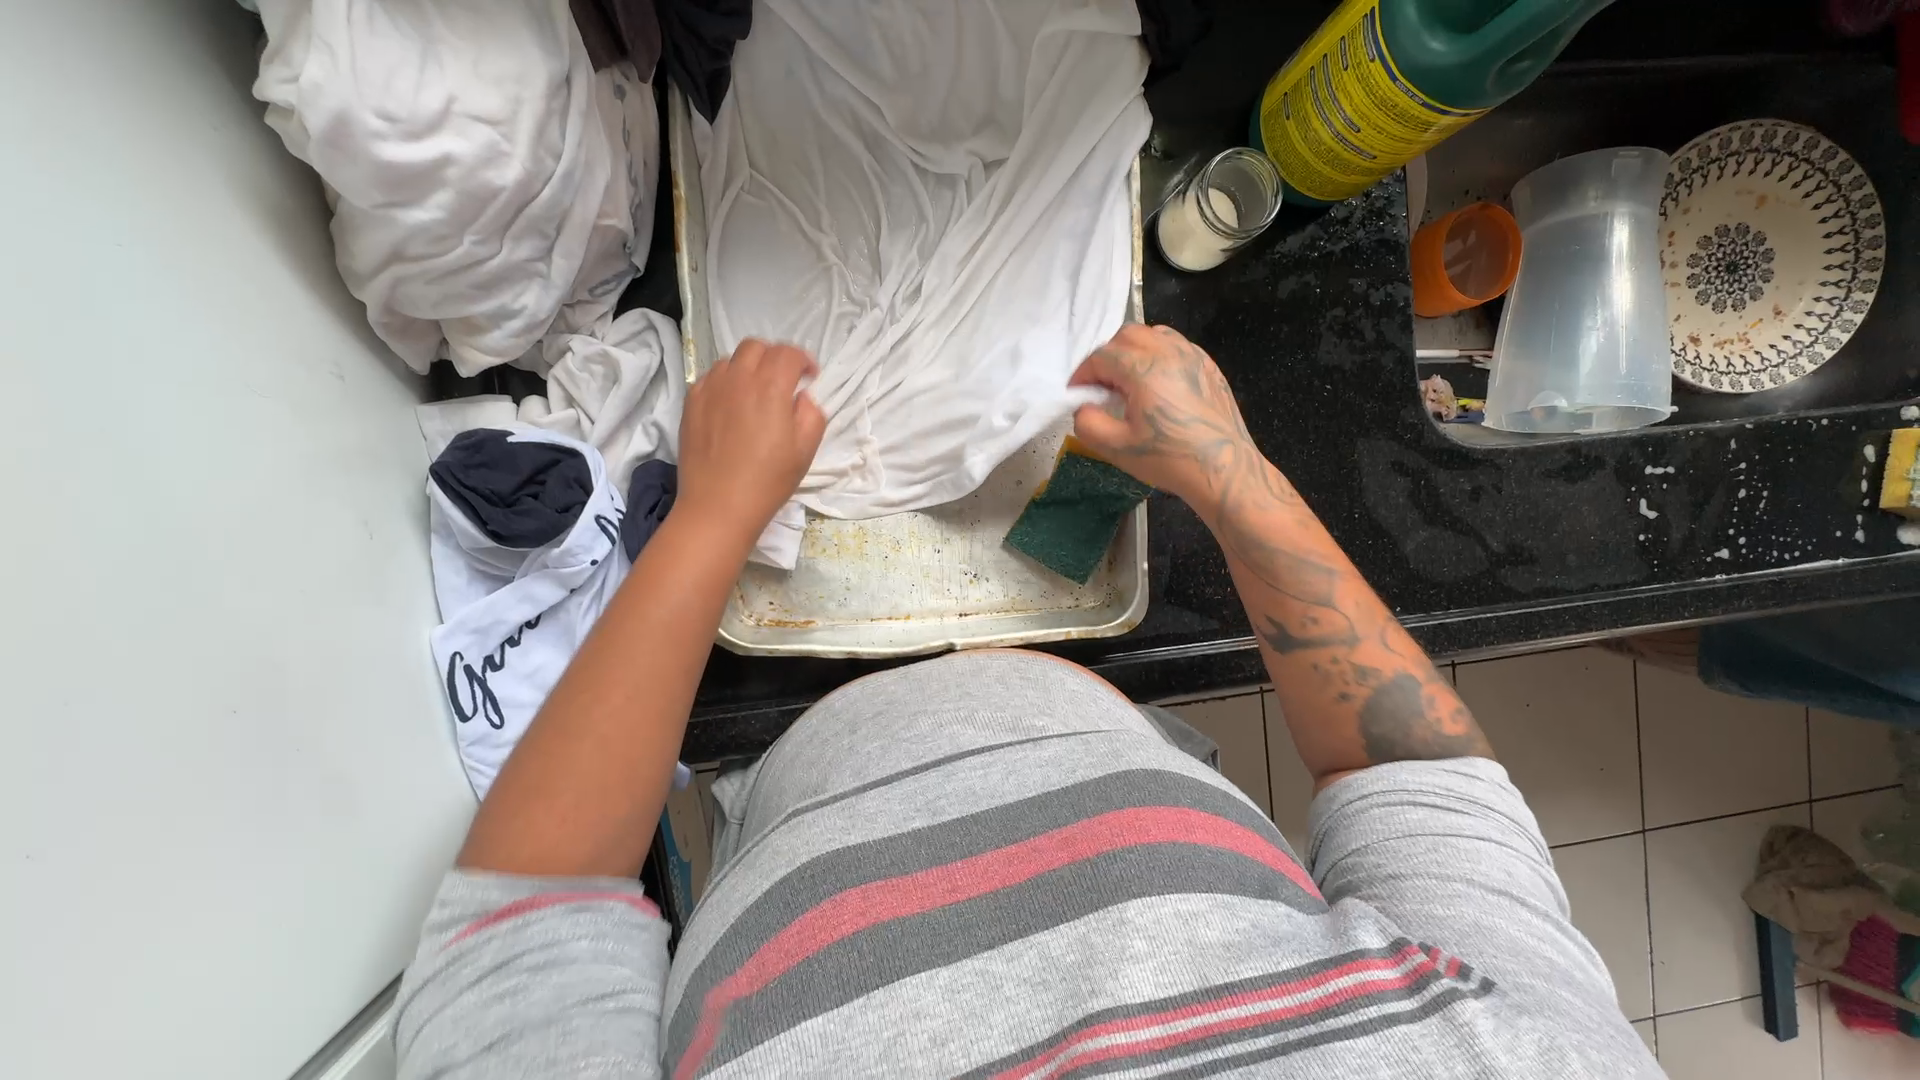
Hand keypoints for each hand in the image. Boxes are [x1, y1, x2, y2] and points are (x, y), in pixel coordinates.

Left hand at [674, 339, 826, 548]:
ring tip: (755, 392)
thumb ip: (811, 414)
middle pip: (757, 347)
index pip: (788, 353)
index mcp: (771, 386)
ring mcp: (710, 388)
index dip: (803, 360)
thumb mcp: (805, 450)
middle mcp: (738, 378)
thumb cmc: (768, 480)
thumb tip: (801, 398)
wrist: (718, 505)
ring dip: (748, 368)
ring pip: (731, 360)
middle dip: (774, 357)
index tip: (810, 377)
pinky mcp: (691, 402)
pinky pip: (710, 378)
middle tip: (783, 381)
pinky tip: (731, 406)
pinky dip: (725, 382)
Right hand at [1069, 324, 1262, 515]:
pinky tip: (1157, 385)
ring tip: (1129, 382)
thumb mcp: (1116, 448)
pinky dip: (1157, 356)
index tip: (1077, 394)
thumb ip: (1087, 422)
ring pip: (1153, 335)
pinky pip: (1176, 346)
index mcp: (1143, 369)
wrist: (1223, 468)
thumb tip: (1084, 406)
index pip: (1101, 357)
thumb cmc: (1169, 458)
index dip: (1082, 374)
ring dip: (1133, 352)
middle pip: (1126, 336)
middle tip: (1101, 387)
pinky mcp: (1208, 366)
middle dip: (1107, 357)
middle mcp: (1169, 352)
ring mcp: (1193, 356)